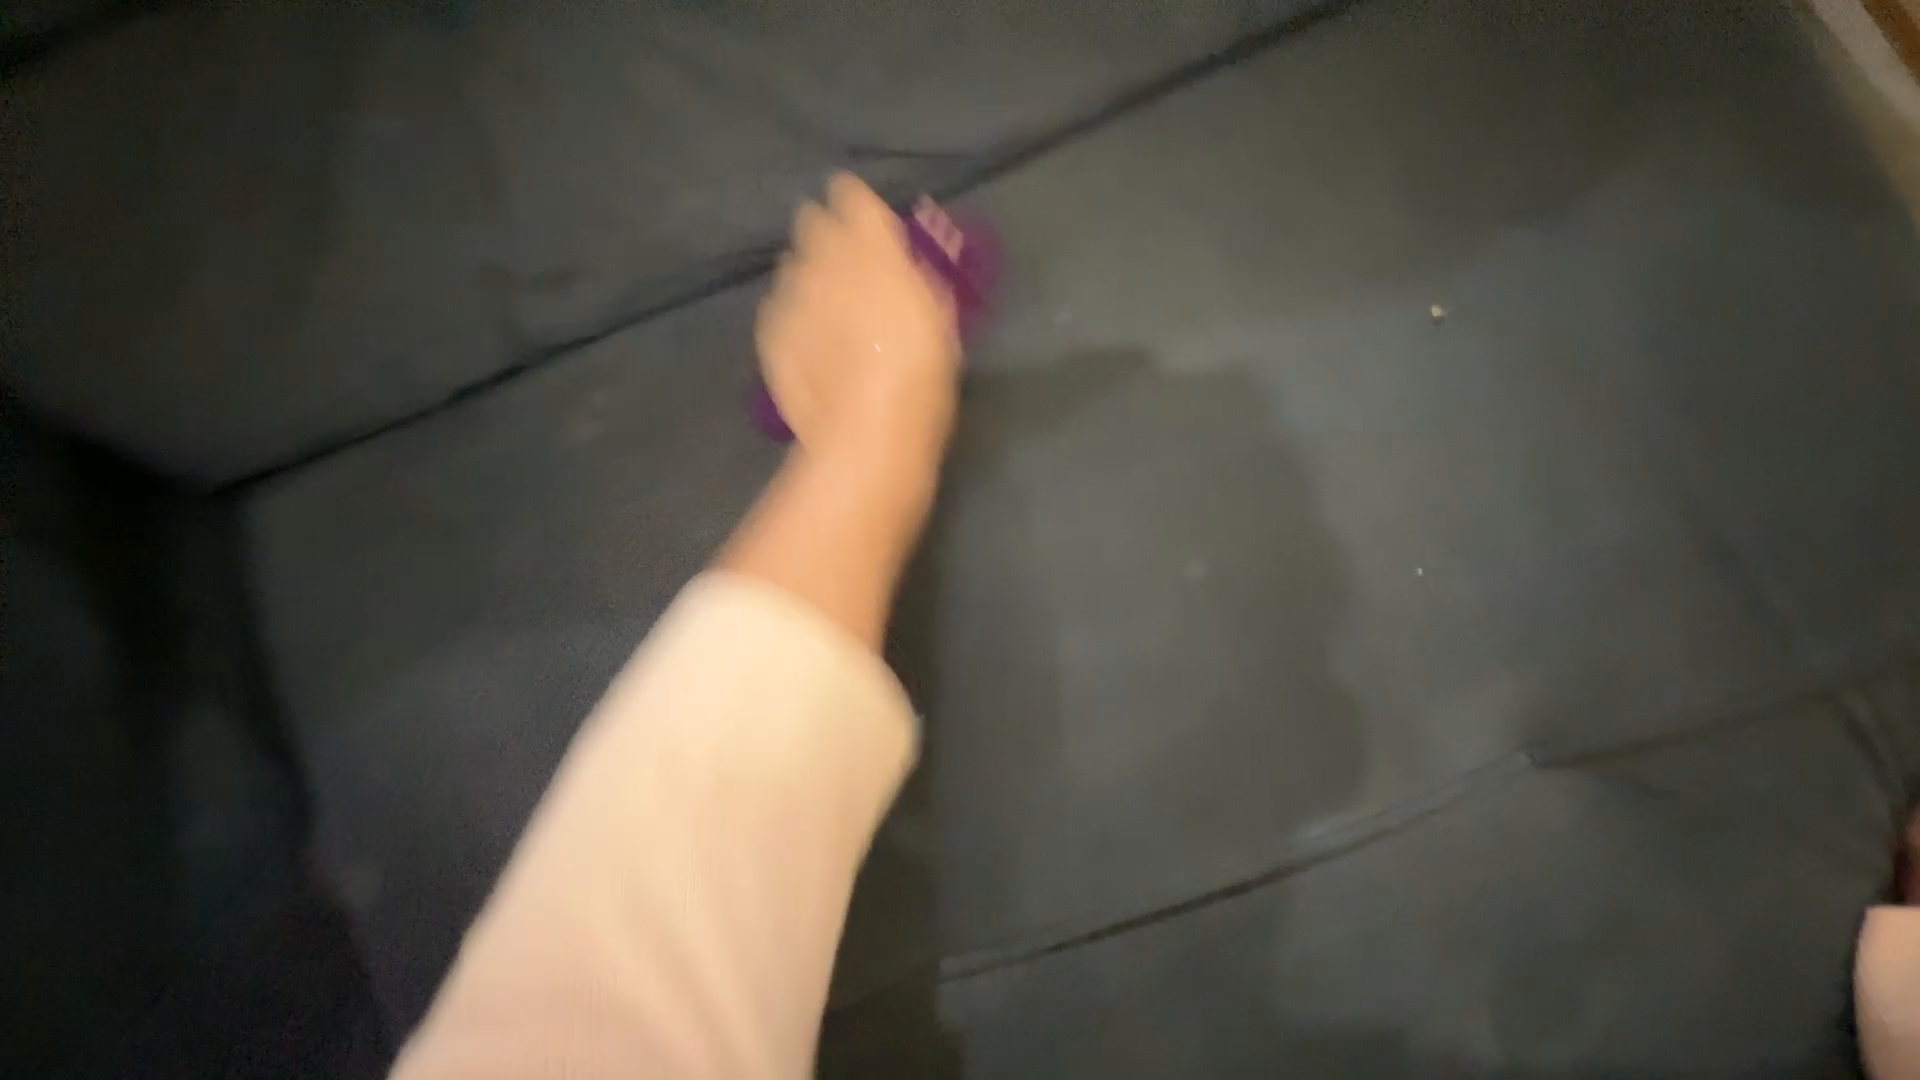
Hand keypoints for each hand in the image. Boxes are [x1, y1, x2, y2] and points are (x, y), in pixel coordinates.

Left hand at [756, 173, 961, 468]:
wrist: (867, 431)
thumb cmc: (919, 378)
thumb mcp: (938, 320)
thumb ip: (917, 280)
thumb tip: (906, 268)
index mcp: (873, 248)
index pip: (852, 197)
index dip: (857, 204)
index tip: (864, 216)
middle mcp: (824, 258)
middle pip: (813, 223)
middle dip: (826, 234)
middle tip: (844, 261)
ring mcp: (791, 294)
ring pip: (793, 265)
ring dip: (808, 275)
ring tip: (826, 306)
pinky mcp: (769, 329)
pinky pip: (779, 306)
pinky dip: (792, 312)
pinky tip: (809, 338)